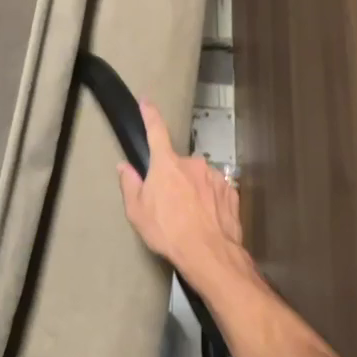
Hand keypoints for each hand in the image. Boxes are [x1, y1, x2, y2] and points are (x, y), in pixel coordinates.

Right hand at [117, 99, 247, 286]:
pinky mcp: (231, 192)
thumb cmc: (168, 232)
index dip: (150, 114)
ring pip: (198, 178)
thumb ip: (130, 184)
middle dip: (172, 178)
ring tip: (189, 216)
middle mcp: (192, 164)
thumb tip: (124, 167)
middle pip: (177, 164)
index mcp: (167, 164)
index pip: (156, 131)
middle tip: (168, 203)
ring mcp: (215, 176)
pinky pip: (215, 190)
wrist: (209, 254)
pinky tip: (205, 219)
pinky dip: (209, 200)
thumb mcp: (137, 212)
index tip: (146, 101)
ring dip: (192, 190)